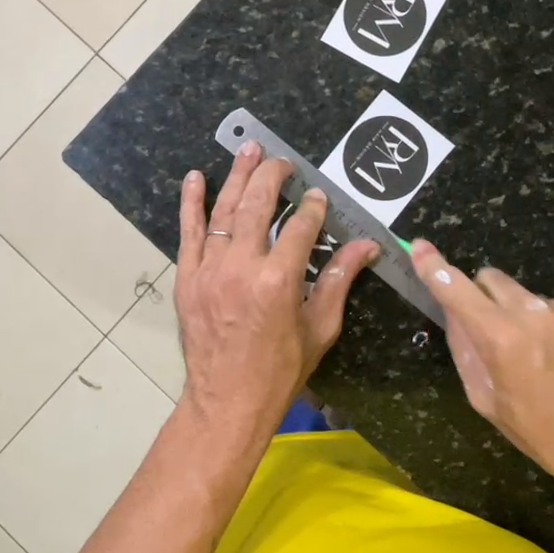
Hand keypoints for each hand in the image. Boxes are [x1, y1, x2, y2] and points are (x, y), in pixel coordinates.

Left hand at [174, 141, 378, 435]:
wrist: (226, 402)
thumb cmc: (280, 370)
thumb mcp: (319, 327)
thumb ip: (338, 279)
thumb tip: (367, 245)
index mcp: (279, 280)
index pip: (300, 226)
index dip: (312, 208)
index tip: (318, 196)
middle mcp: (241, 266)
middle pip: (257, 205)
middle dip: (272, 176)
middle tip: (282, 161)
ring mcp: (209, 269)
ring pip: (223, 211)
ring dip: (236, 177)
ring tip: (247, 150)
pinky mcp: (187, 277)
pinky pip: (188, 232)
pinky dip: (191, 203)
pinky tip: (195, 178)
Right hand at [409, 241, 553, 509]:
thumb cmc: (545, 436)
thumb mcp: (488, 402)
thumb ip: (465, 352)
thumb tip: (454, 318)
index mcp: (501, 337)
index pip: (456, 288)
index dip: (433, 266)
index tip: (418, 247)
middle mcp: (529, 312)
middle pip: (486, 279)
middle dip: (476, 296)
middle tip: (481, 332)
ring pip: (514, 293)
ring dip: (506, 310)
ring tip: (524, 356)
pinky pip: (541, 305)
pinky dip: (533, 321)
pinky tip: (550, 357)